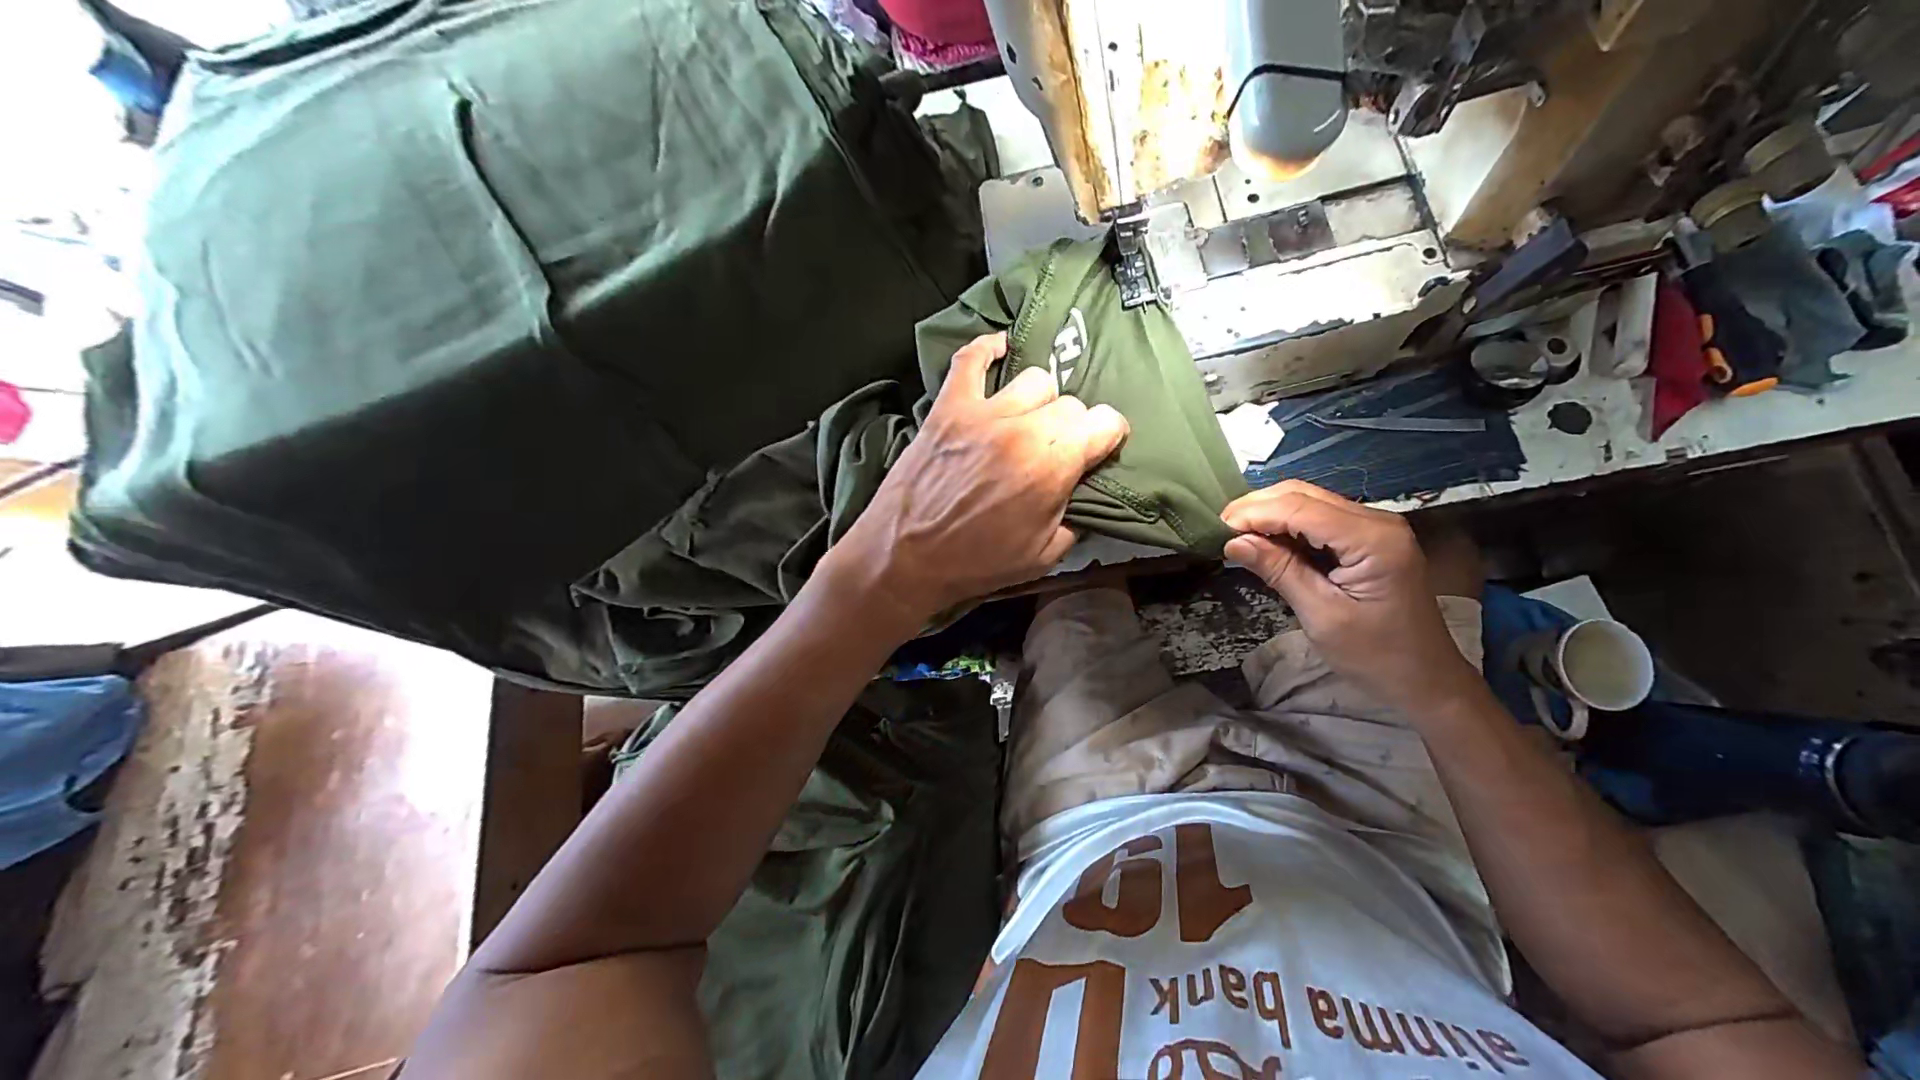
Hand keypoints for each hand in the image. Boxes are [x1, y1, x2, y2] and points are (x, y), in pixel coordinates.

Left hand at [822, 333, 1128, 628]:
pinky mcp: (948, 408)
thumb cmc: (976, 564)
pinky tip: (999, 348)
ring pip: (1033, 380)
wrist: (905, 558)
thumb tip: (1082, 491)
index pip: (1105, 421)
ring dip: (1038, 401)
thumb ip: (1075, 516)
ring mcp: (982, 413)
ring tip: (1027, 423)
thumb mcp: (1043, 554)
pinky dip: (987, 349)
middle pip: (1069, 403)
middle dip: (1072, 427)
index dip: (1109, 435)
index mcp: (1052, 465)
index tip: (1101, 447)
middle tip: (1057, 451)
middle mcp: (1022, 429)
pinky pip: (970, 360)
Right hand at [1221, 480, 1483, 714]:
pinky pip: (1319, 519)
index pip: (1300, 508)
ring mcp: (1374, 528)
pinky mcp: (1368, 539)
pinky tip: (1265, 541)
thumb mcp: (1321, 615)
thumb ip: (1279, 571)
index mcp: (1372, 539)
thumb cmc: (1376, 655)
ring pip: (1309, 502)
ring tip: (1236, 535)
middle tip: (1220, 530)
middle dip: (1258, 508)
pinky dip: (1287, 526)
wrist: (1425, 680)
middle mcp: (1377, 521)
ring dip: (1270, 514)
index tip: (1217, 529)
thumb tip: (1233, 543)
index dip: (1254, 513)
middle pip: (1304, 495)